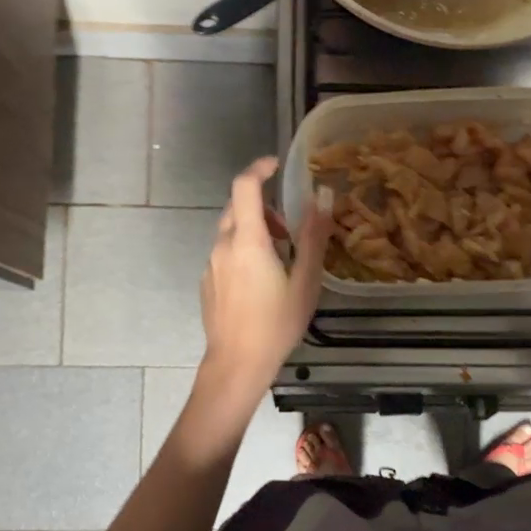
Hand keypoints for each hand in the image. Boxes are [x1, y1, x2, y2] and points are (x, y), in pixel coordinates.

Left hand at [199, 157, 329, 387]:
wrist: (236, 364)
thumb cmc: (276, 324)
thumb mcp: (305, 282)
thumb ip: (314, 237)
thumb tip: (323, 197)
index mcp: (248, 240)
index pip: (244, 186)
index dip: (259, 168)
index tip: (277, 165)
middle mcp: (223, 246)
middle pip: (237, 208)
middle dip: (264, 209)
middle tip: (290, 232)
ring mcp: (211, 265)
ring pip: (230, 232)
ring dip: (255, 232)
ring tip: (280, 261)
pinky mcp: (207, 283)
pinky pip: (225, 254)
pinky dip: (243, 253)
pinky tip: (261, 284)